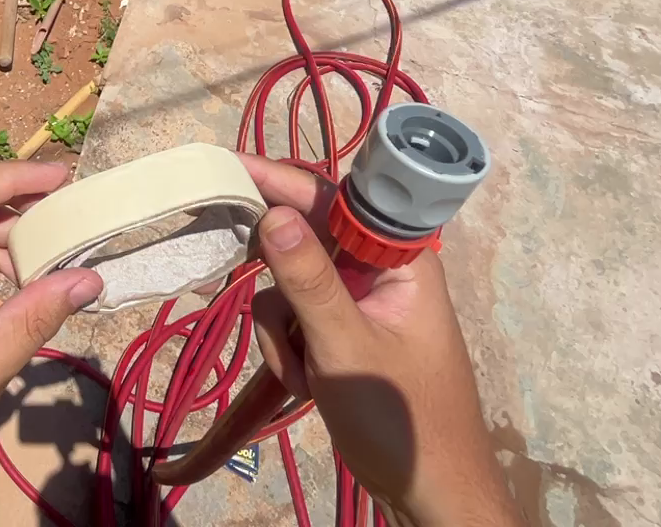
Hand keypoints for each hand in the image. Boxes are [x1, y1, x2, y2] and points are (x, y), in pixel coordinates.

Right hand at [239, 154, 520, 526]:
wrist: (430, 502)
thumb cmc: (403, 422)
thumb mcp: (347, 348)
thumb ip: (308, 280)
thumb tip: (272, 214)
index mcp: (398, 262)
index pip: (335, 201)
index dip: (283, 179)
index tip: (230, 167)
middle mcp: (375, 270)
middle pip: (305, 235)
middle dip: (273, 265)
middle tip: (233, 263)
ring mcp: (354, 300)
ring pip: (287, 279)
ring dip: (279, 324)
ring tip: (297, 370)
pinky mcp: (336, 326)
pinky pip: (289, 313)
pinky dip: (284, 344)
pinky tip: (302, 382)